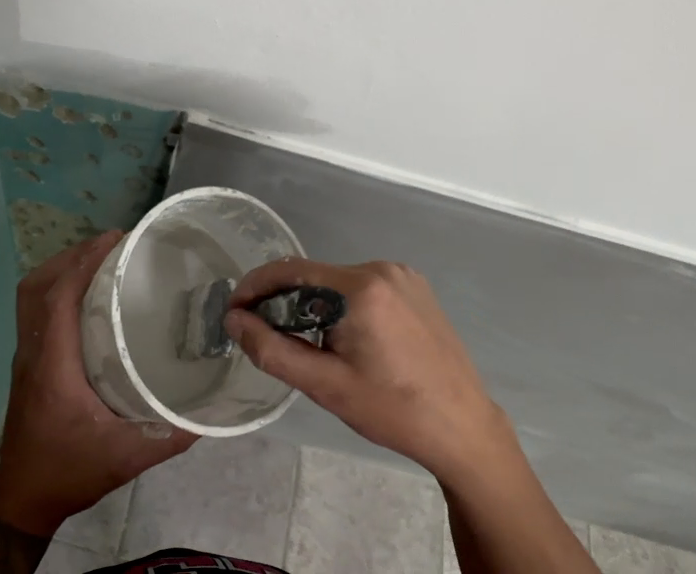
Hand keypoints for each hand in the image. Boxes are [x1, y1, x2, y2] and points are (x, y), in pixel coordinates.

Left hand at [0, 230, 197, 535]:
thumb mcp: (126, 458)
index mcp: (54, 367)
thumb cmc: (70, 472)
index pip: (57, 299)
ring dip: (61, 269)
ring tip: (101, 261)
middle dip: (72, 257)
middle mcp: (34, 353)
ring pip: (31, 296)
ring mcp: (26, 356)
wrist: (24, 499)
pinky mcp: (29, 362)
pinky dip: (57, 289)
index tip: (116, 240)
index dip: (83, 263)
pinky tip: (89, 296)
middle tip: (112, 247)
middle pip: (37, 287)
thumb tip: (210, 409)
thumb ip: (169, 435)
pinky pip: (35, 310)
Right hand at [225, 258, 511, 477]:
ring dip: (313, 304)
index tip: (233, 312)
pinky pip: (363, 288)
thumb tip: (234, 320)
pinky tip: (344, 340)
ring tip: (306, 345)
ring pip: (337, 282)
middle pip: (314, 275)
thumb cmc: (392, 410)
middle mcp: (381, 269)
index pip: (290, 270)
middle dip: (283, 301)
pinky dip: (342, 305)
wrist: (462, 428)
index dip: (254, 287)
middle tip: (264, 336)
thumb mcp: (324, 385)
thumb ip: (272, 349)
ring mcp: (403, 276)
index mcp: (360, 287)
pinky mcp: (416, 289)